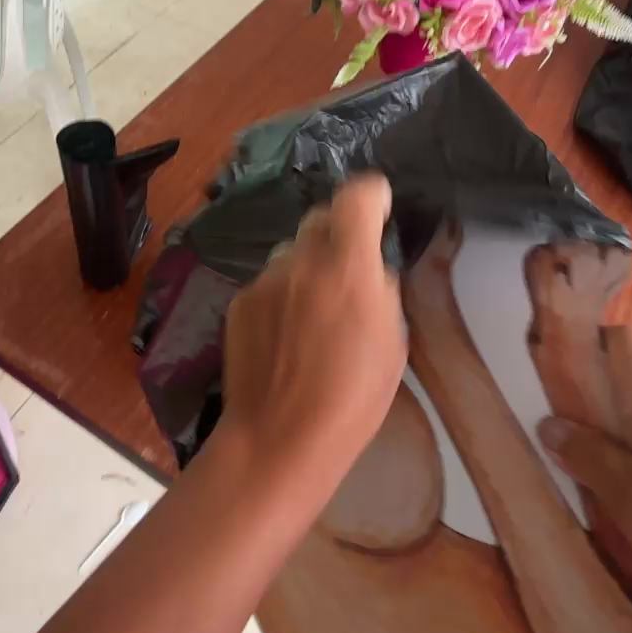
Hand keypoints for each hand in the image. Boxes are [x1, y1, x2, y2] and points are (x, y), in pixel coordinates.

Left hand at [218, 174, 403, 482]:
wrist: (279, 437)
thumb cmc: (352, 399)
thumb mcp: (392, 344)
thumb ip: (381, 292)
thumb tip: (370, 272)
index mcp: (348, 266)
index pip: (357, 197)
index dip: (372, 194)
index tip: (379, 205)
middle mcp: (302, 260)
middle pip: (320, 219)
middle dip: (338, 232)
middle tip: (348, 268)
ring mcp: (265, 279)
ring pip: (292, 253)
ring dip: (307, 268)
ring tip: (313, 315)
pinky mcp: (239, 301)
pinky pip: (268, 282)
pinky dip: (281, 295)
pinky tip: (284, 335)